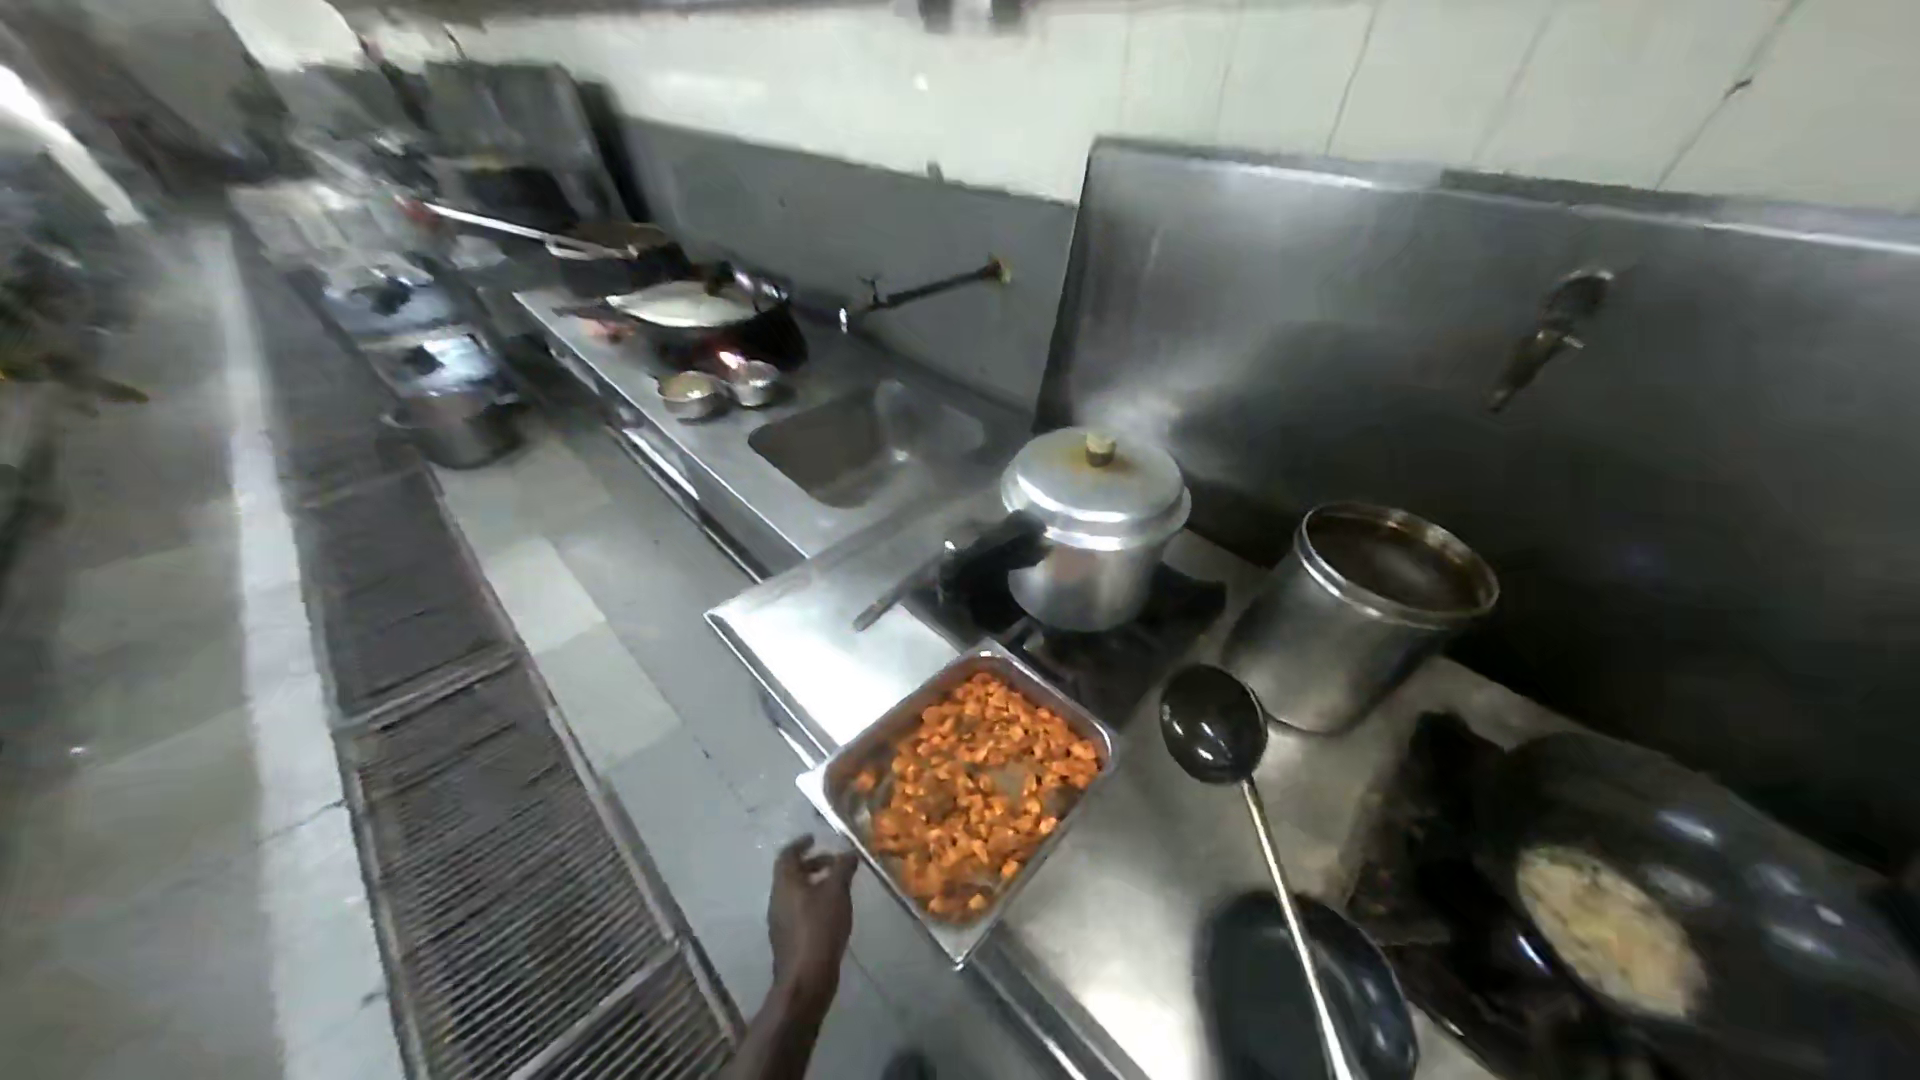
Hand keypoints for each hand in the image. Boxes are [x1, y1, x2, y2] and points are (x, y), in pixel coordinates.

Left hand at [768, 835, 856, 1007]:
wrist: (806, 979)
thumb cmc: (820, 927)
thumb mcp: (837, 891)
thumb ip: (843, 868)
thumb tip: (849, 852)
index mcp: (785, 884)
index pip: (787, 855)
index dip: (800, 844)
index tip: (814, 838)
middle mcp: (778, 899)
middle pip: (791, 874)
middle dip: (812, 864)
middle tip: (833, 862)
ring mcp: (780, 922)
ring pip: (795, 893)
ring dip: (814, 884)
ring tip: (837, 886)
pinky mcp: (788, 939)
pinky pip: (798, 910)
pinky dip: (813, 901)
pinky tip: (832, 911)